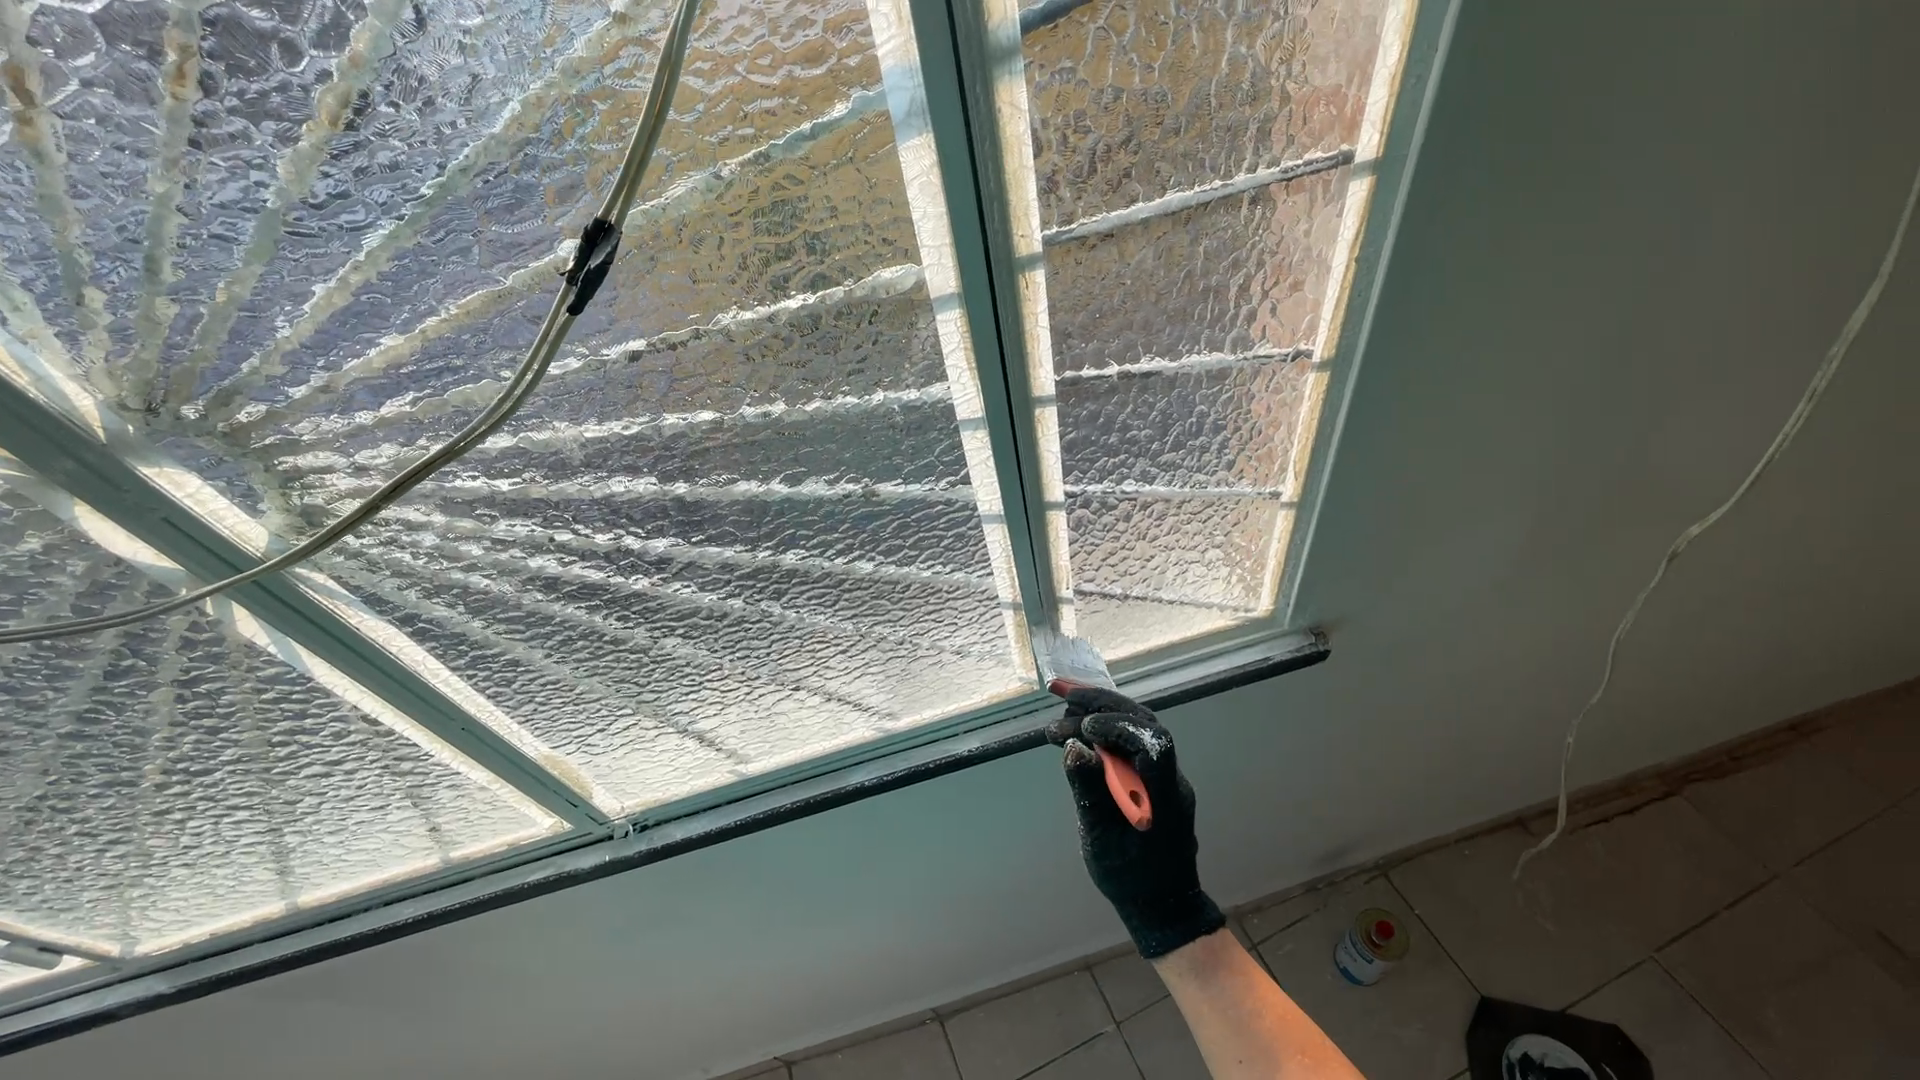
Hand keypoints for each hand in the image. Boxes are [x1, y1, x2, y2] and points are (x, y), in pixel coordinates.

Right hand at [1049, 685, 1224, 957]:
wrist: (1161, 903)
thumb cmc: (1130, 877)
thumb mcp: (1101, 840)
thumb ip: (1089, 792)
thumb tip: (1074, 749)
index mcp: (1164, 795)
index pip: (1152, 744)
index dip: (1118, 727)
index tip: (1083, 729)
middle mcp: (1169, 777)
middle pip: (1144, 723)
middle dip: (1102, 704)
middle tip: (1061, 693)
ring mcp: (1163, 775)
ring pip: (1137, 727)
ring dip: (1101, 712)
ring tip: (1061, 709)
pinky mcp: (1152, 778)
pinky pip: (1132, 741)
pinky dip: (1105, 728)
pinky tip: (1078, 729)